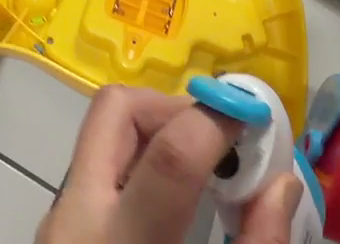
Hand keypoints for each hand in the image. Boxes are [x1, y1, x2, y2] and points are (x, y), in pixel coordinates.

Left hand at [37, 85, 302, 243]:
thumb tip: (281, 183)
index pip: (168, 155)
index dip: (219, 122)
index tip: (258, 127)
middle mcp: (76, 220)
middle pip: (114, 112)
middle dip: (175, 107)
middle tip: (222, 143)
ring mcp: (58, 222)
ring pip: (104, 135)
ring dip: (159, 134)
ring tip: (207, 176)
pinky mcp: (58, 231)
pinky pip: (100, 170)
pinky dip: (142, 166)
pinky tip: (175, 208)